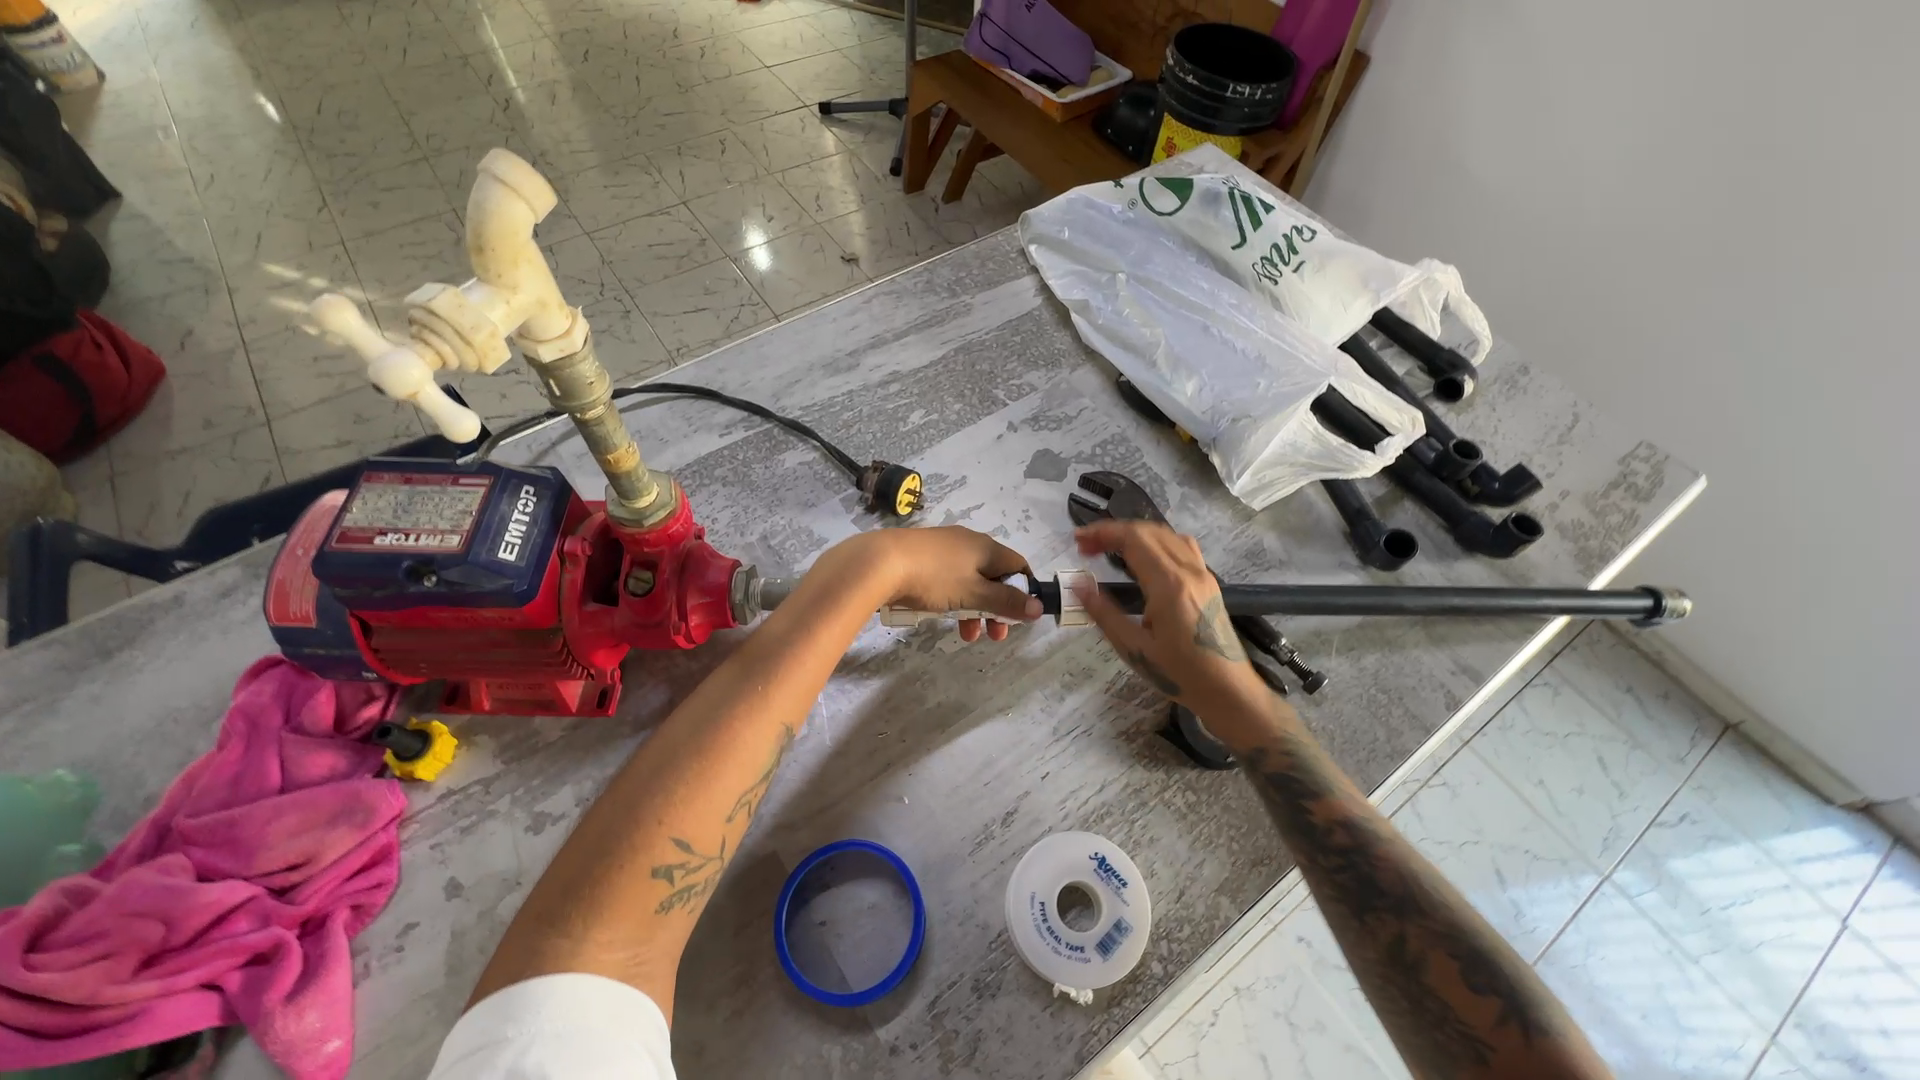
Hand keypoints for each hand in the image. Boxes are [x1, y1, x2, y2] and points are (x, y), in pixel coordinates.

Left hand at [843, 527, 1042, 641]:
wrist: (878, 563)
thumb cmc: (934, 578)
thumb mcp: (973, 594)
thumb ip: (1005, 601)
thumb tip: (1039, 607)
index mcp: (986, 547)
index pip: (1017, 566)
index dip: (1024, 591)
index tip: (1019, 617)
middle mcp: (968, 542)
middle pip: (993, 576)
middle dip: (997, 608)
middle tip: (995, 635)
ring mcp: (943, 548)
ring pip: (970, 581)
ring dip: (974, 609)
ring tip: (967, 634)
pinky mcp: (921, 557)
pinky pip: (948, 580)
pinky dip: (953, 599)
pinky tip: (942, 616)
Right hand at [1073, 520, 1267, 714]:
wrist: (1228, 689)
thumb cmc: (1180, 674)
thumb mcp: (1134, 649)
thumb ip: (1104, 614)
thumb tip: (1078, 586)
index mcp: (1170, 585)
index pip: (1134, 539)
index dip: (1103, 532)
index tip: (1078, 540)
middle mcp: (1189, 571)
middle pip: (1149, 531)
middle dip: (1114, 532)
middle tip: (1086, 547)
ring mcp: (1203, 574)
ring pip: (1167, 535)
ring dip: (1136, 534)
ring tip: (1110, 549)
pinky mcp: (1208, 583)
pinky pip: (1182, 547)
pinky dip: (1156, 542)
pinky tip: (1144, 558)